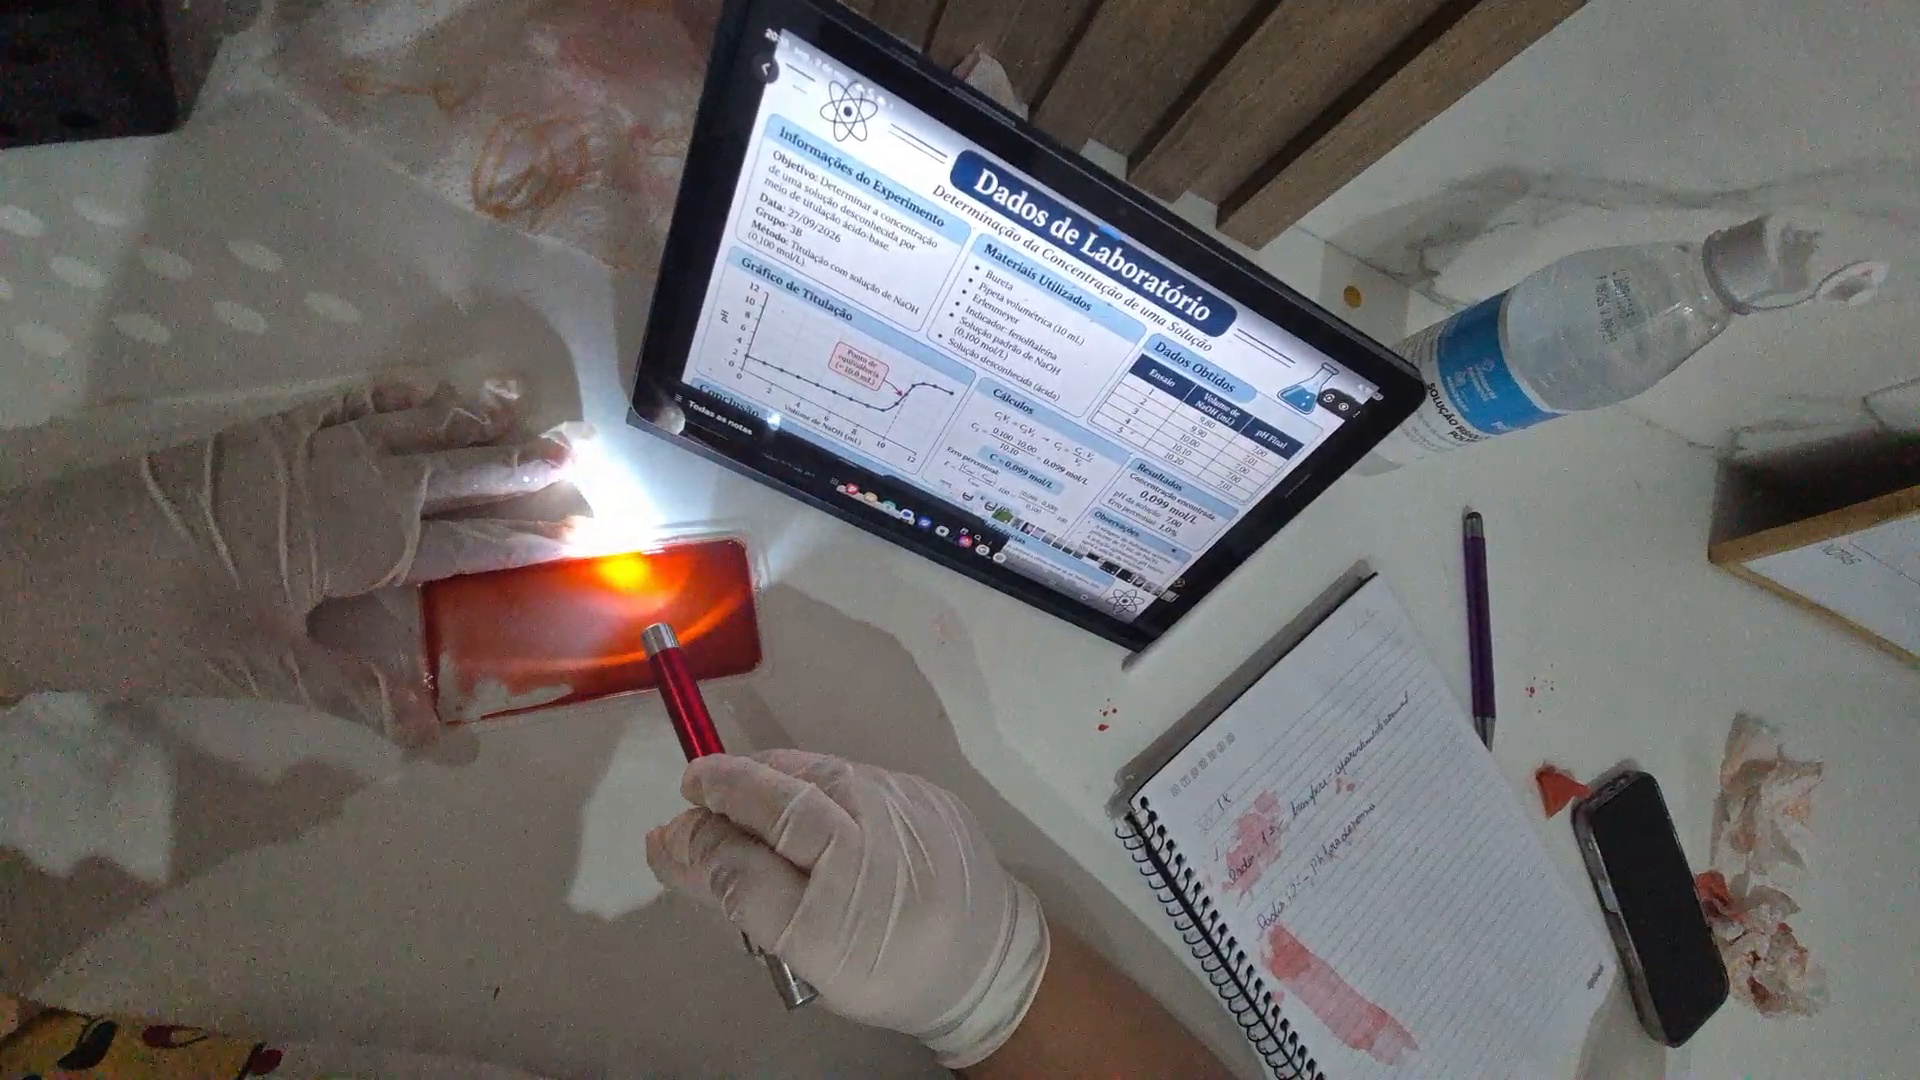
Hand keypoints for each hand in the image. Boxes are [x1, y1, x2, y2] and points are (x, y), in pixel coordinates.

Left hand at [0, 375, 575, 741]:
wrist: (12, 570)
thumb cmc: (146, 626)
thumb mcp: (256, 666)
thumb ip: (356, 690)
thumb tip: (439, 736)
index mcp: (356, 544)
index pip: (472, 541)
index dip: (533, 539)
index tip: (588, 531)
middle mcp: (344, 487)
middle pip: (453, 474)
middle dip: (518, 466)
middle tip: (574, 451)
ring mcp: (302, 452)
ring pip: (406, 429)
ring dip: (467, 420)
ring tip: (517, 404)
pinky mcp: (259, 435)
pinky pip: (340, 405)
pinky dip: (385, 394)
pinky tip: (419, 384)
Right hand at [646, 751, 1049, 1067]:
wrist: (984, 952)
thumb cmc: (887, 965)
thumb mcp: (806, 954)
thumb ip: (739, 896)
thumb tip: (674, 844)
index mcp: (838, 920)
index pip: (749, 870)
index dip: (703, 840)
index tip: (672, 827)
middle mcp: (874, 854)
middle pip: (785, 804)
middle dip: (728, 787)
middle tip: (694, 786)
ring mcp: (905, 812)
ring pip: (819, 777)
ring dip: (768, 775)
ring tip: (737, 783)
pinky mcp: (925, 790)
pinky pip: (850, 773)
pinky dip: (811, 776)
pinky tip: (794, 786)